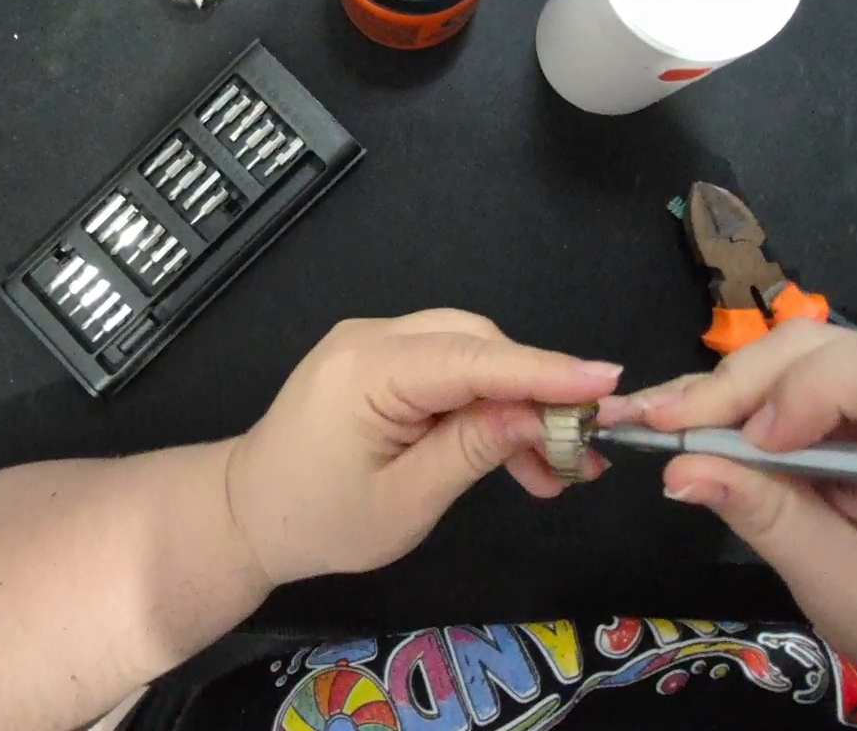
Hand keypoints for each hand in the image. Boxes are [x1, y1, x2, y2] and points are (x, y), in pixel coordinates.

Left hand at [226, 310, 621, 584]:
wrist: (249, 509)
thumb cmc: (320, 520)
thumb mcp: (407, 501)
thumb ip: (475, 448)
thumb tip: (542, 415)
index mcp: (366, 371)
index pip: (470, 359)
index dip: (542, 369)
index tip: (607, 380)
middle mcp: (369, 337)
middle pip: (473, 343)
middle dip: (533, 389)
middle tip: (580, 451)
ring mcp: (369, 341)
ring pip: (466, 351)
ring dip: (512, 399)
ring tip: (552, 467)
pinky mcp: (375, 356)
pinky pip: (443, 364)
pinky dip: (481, 399)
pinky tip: (510, 447)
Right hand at [615, 320, 856, 709]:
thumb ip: (775, 525)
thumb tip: (679, 470)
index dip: (812, 386)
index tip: (760, 445)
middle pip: (817, 345)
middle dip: (737, 383)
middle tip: (665, 426)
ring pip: (783, 354)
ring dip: (716, 388)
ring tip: (654, 423)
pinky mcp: (838, 404)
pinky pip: (770, 383)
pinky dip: (717, 400)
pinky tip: (673, 419)